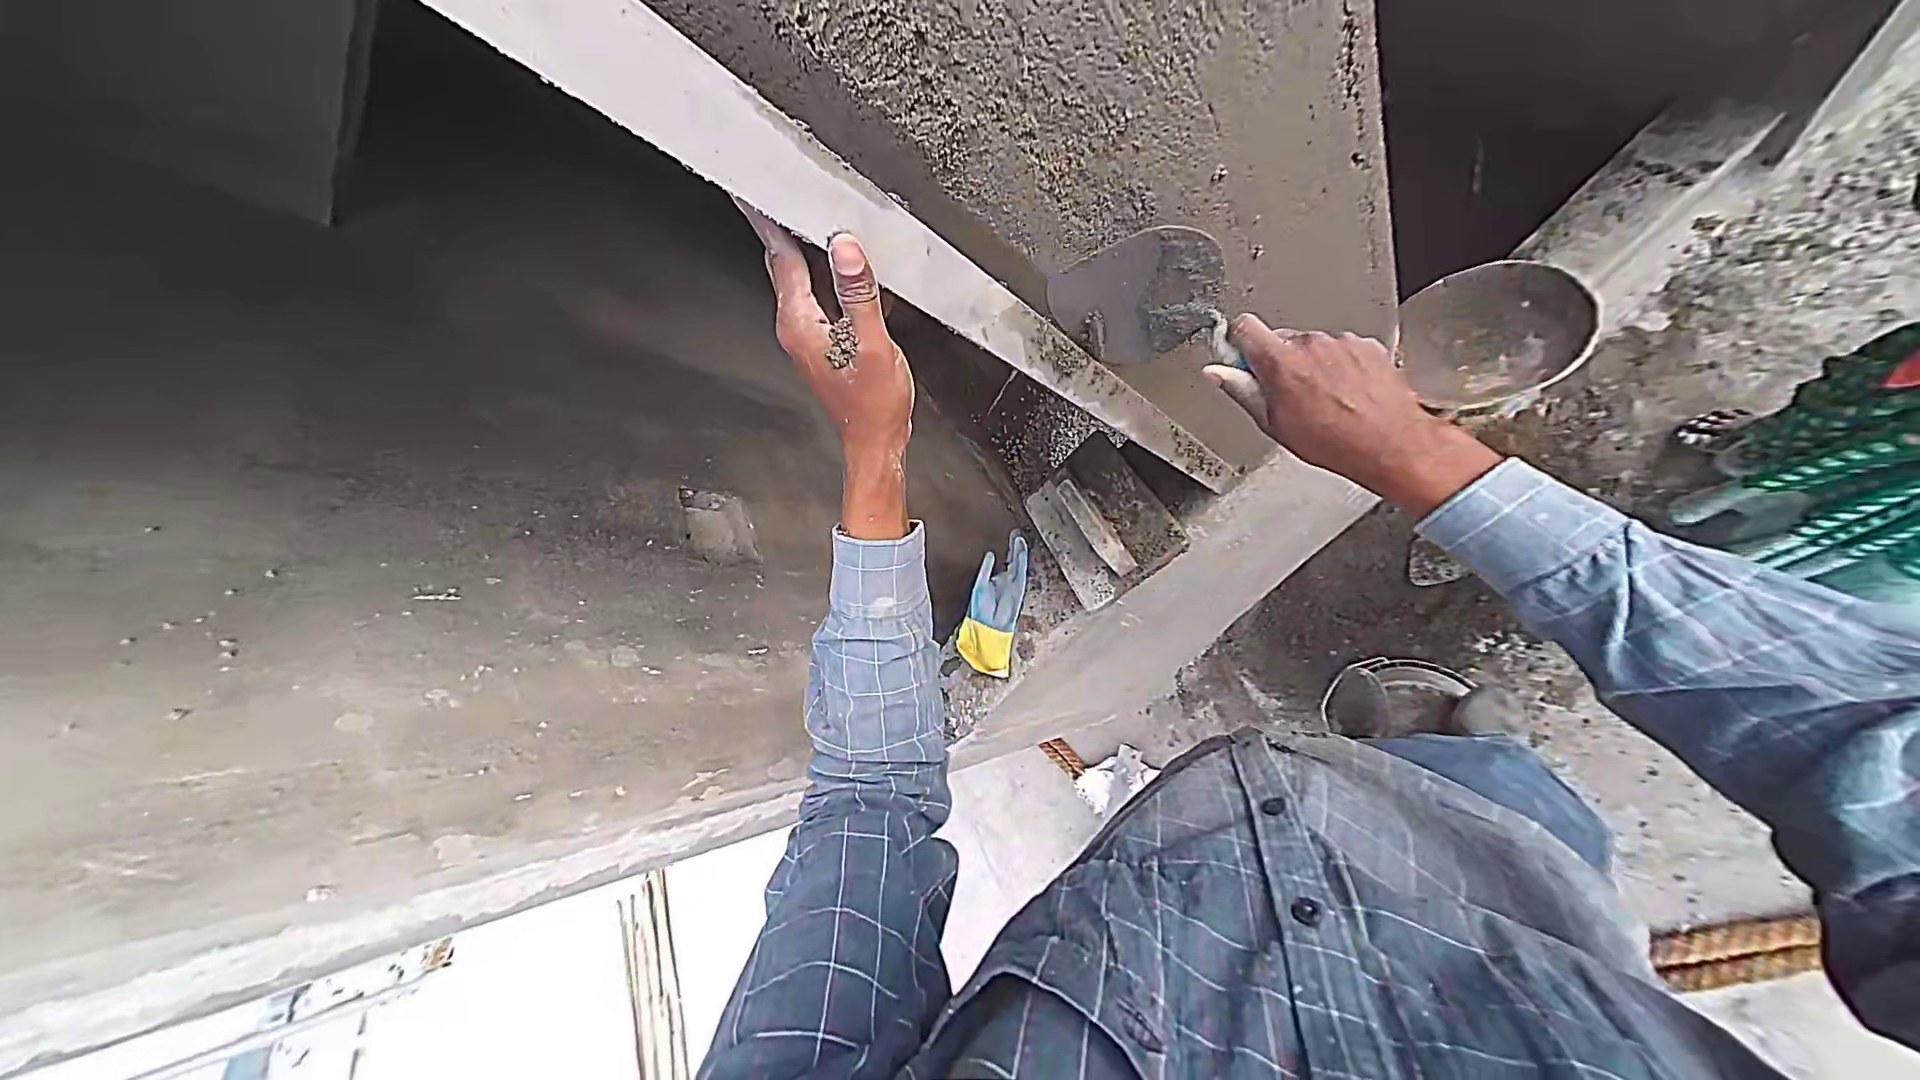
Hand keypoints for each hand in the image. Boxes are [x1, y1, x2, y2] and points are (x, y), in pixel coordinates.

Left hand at [737, 201, 912, 538]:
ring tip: (821, 221)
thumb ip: (859, 294)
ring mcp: (811, 336)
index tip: (753, 191)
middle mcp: (798, 328)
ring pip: (807, 281)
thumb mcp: (873, 346)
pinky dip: (832, 280)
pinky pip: (823, 299)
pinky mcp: (826, 343)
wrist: (877, 440)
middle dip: (788, 229)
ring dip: (813, 253)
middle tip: (790, 190)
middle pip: (788, 265)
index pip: (780, 258)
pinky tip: (850, 271)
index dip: (770, 221)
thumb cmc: (874, 405)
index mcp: (801, 324)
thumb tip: (846, 248)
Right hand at [1202, 316, 1500, 517]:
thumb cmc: (1332, 440)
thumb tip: (1216, 372)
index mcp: (1280, 361)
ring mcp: (1342, 342)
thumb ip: (1241, 390)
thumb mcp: (1271, 423)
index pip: (1245, 327)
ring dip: (1310, 366)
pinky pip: (1341, 350)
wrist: (1388, 443)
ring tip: (1320, 401)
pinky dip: (1338, 368)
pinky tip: (1343, 395)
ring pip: (1312, 347)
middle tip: (1285, 397)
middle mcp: (1311, 343)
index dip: (1238, 343)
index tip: (1240, 361)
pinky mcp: (1367, 345)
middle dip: (1278, 362)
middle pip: (1280, 340)